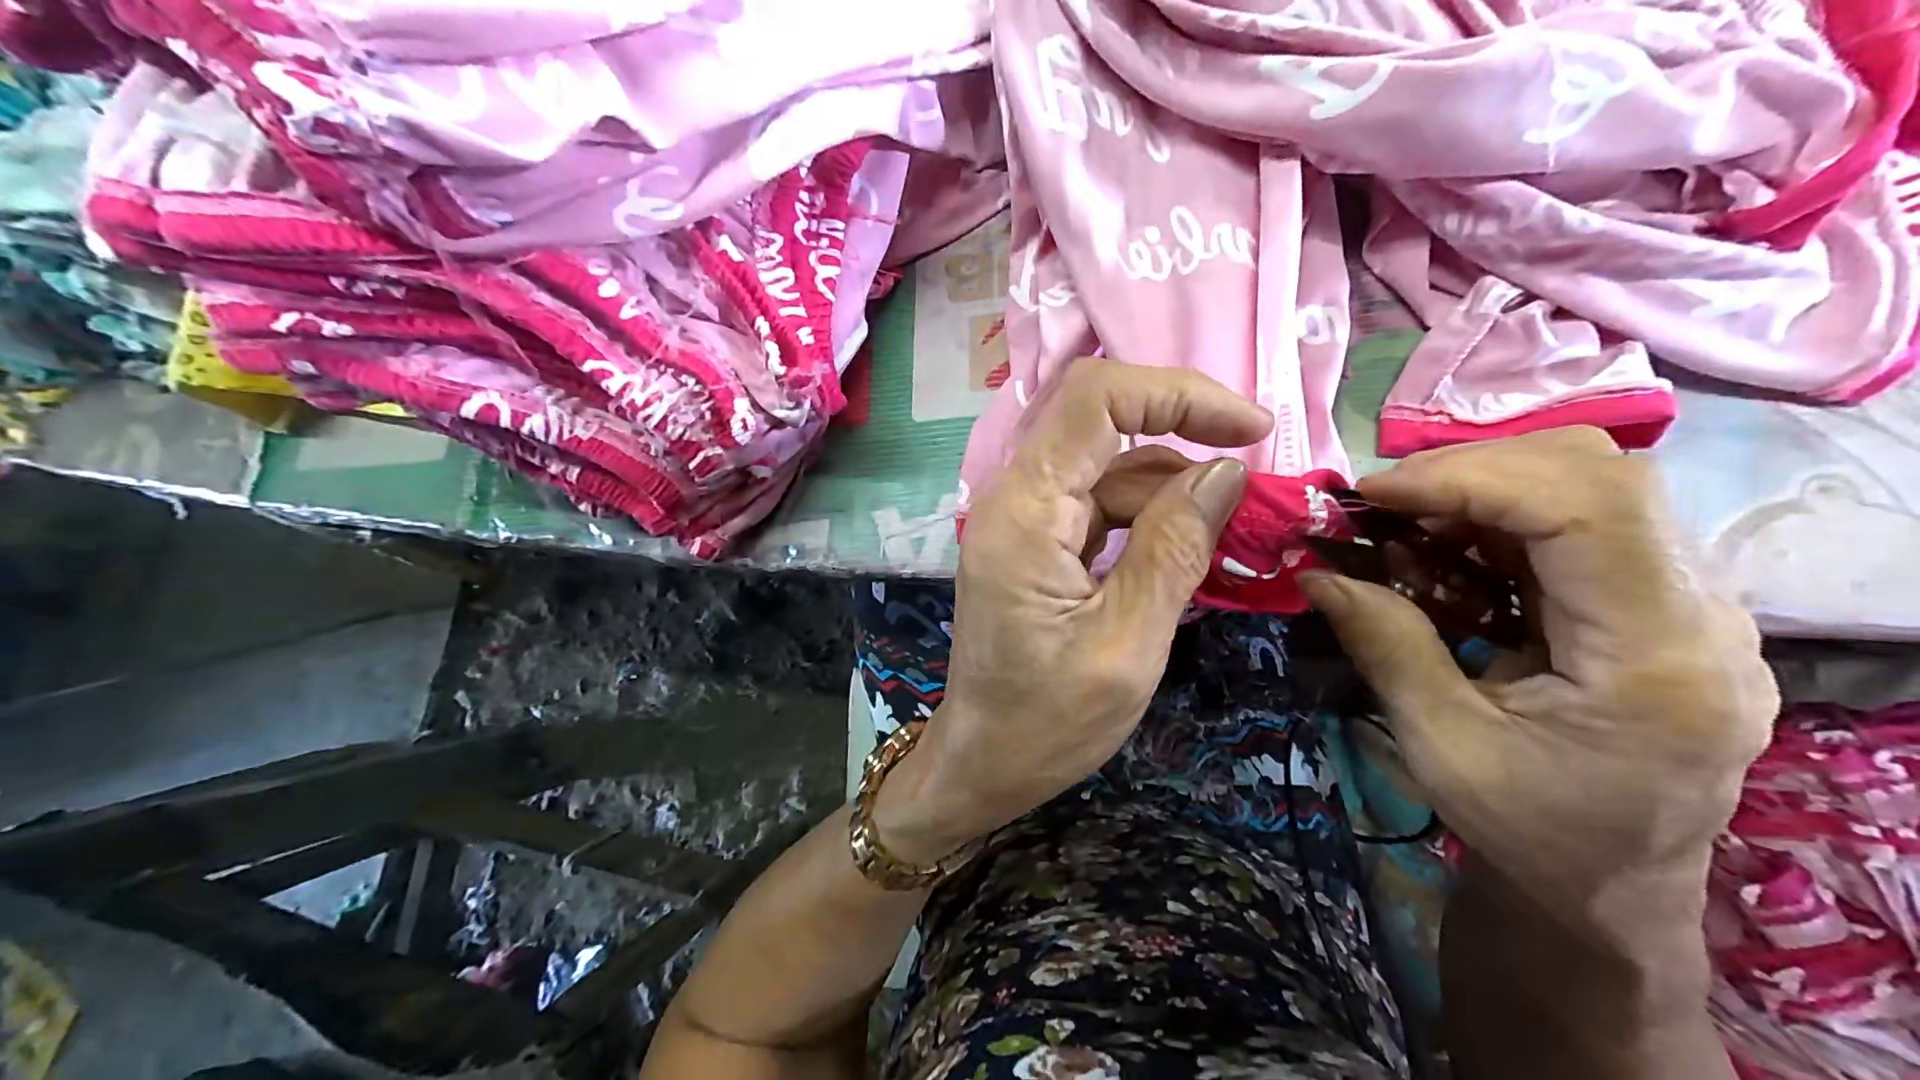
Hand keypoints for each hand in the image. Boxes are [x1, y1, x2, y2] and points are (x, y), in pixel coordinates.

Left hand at [873, 357, 1272, 863]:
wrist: (983, 763)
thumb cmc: (1047, 723)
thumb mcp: (1127, 645)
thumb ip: (1174, 549)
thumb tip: (1224, 470)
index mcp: (1024, 513)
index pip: (1094, 399)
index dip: (1177, 393)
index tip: (1251, 430)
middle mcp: (1014, 498)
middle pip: (1098, 416)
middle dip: (1181, 424)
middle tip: (1251, 466)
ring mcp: (1023, 518)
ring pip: (1105, 461)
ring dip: (1171, 478)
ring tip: (1234, 519)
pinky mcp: (1036, 541)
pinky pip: (1098, 500)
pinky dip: (1148, 509)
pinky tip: (1189, 538)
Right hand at [1301, 427, 1777, 919]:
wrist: (1611, 889)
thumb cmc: (1530, 831)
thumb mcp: (1440, 744)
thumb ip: (1384, 643)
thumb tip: (1313, 570)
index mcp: (1657, 658)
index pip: (1588, 507)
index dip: (1470, 477)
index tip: (1371, 494)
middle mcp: (1699, 614)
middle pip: (1599, 476)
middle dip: (1471, 470)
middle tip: (1380, 504)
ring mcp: (1688, 604)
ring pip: (1590, 486)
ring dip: (1479, 489)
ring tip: (1402, 524)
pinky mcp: (1657, 602)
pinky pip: (1578, 522)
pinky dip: (1495, 518)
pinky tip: (1443, 550)